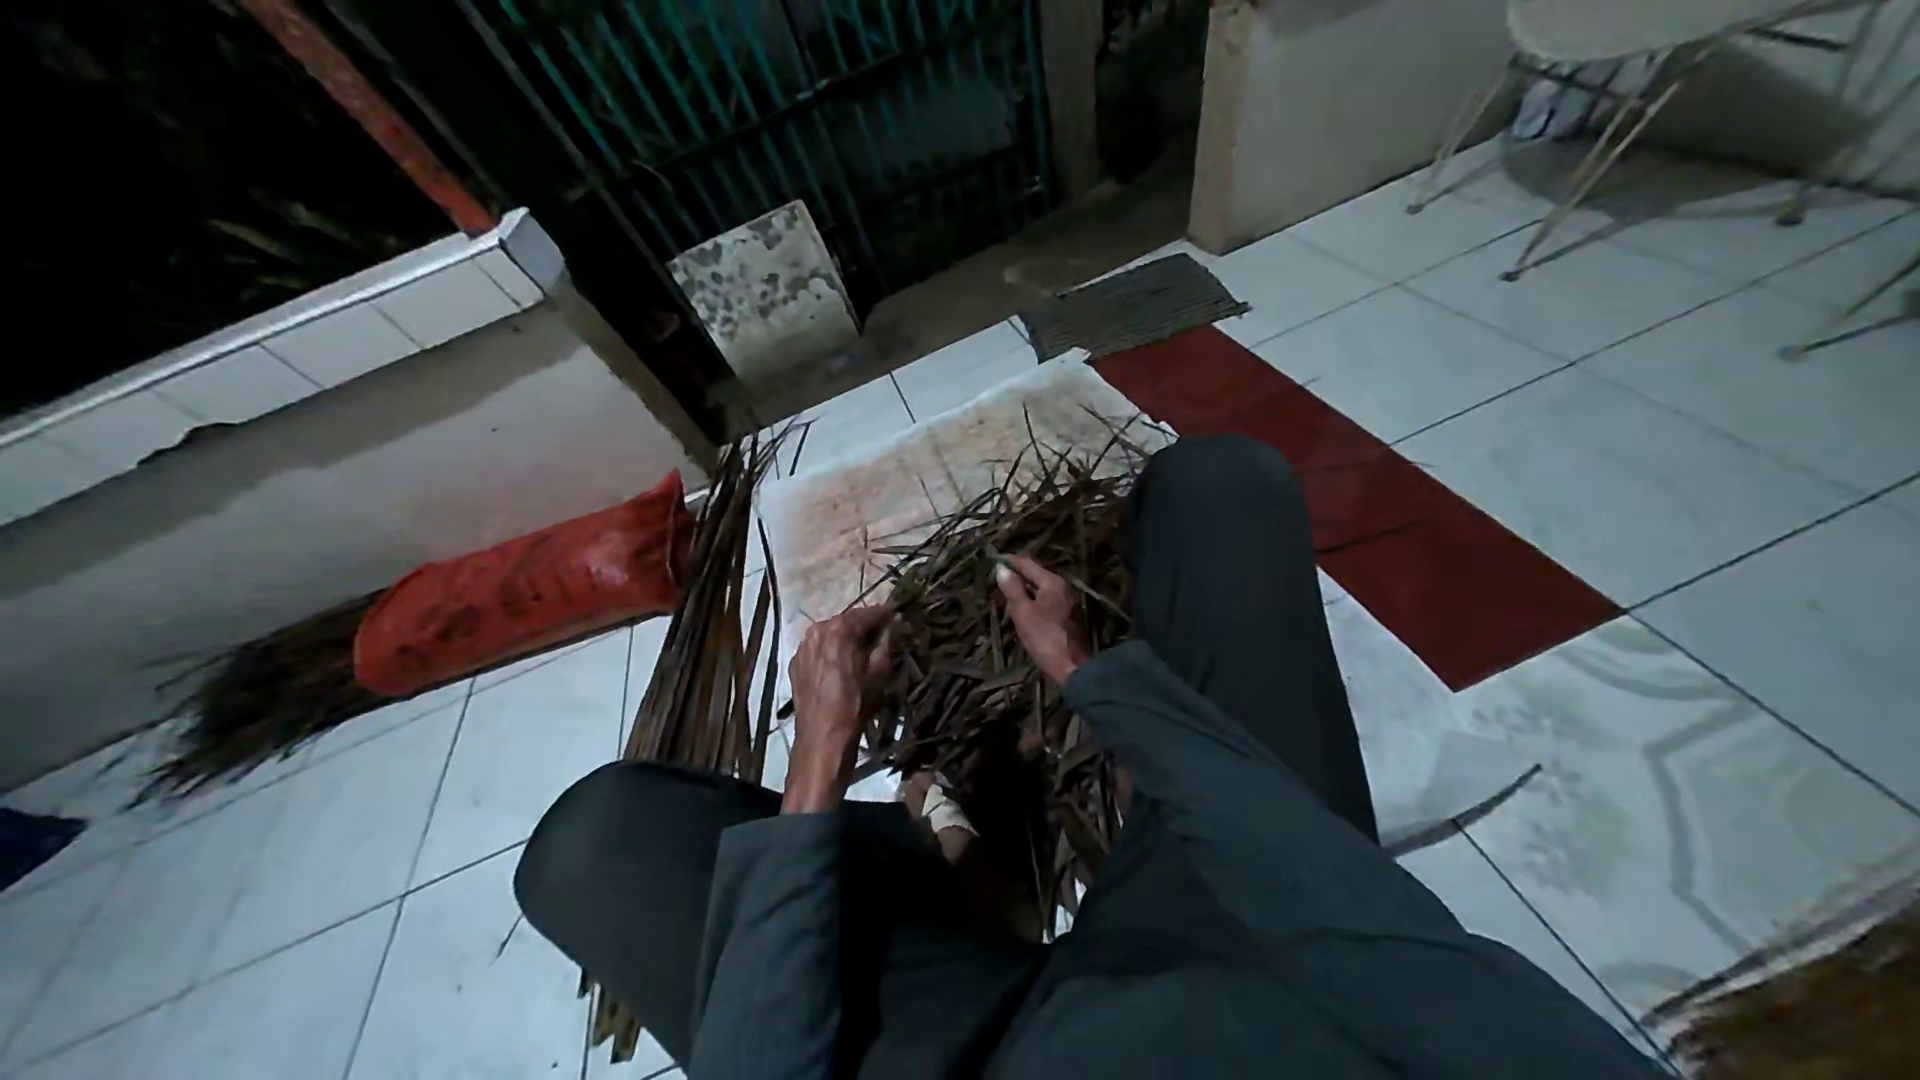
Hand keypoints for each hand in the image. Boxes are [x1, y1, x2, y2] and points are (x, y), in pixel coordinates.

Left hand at [783, 604, 894, 813]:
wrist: (823, 738)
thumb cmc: (857, 703)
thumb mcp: (880, 669)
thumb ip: (887, 639)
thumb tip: (896, 620)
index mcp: (839, 628)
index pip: (868, 612)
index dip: (887, 613)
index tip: (901, 614)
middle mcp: (817, 630)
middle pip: (848, 621)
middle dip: (866, 627)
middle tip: (885, 635)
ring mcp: (803, 647)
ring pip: (832, 635)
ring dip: (848, 639)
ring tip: (864, 651)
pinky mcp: (796, 664)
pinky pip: (819, 650)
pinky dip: (832, 652)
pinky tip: (843, 666)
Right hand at [996, 555, 1092, 686]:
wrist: (1072, 667)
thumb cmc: (1044, 638)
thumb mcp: (1023, 612)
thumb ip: (1012, 589)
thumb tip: (1002, 569)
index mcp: (1053, 582)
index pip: (1028, 564)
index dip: (1010, 561)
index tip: (995, 559)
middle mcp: (1063, 587)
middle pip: (1037, 573)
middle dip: (1018, 572)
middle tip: (999, 573)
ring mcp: (1068, 601)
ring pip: (1042, 586)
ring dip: (1025, 585)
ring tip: (1007, 587)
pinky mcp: (1068, 614)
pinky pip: (1047, 598)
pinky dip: (1033, 597)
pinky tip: (1023, 604)